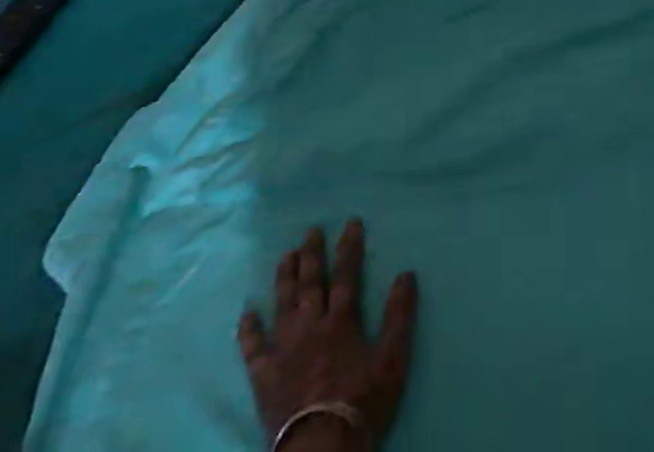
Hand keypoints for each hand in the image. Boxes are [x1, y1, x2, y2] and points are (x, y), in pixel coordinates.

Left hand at [238, 220, 417, 451]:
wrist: (321, 445)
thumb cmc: (363, 399)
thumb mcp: (394, 357)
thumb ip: (400, 315)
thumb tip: (406, 274)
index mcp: (341, 321)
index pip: (346, 275)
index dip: (349, 247)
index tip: (351, 223)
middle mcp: (310, 327)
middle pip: (310, 284)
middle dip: (312, 254)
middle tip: (311, 230)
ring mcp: (283, 351)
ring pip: (282, 306)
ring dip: (284, 278)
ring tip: (286, 255)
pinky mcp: (264, 376)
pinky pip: (253, 348)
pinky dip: (249, 329)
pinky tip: (246, 312)